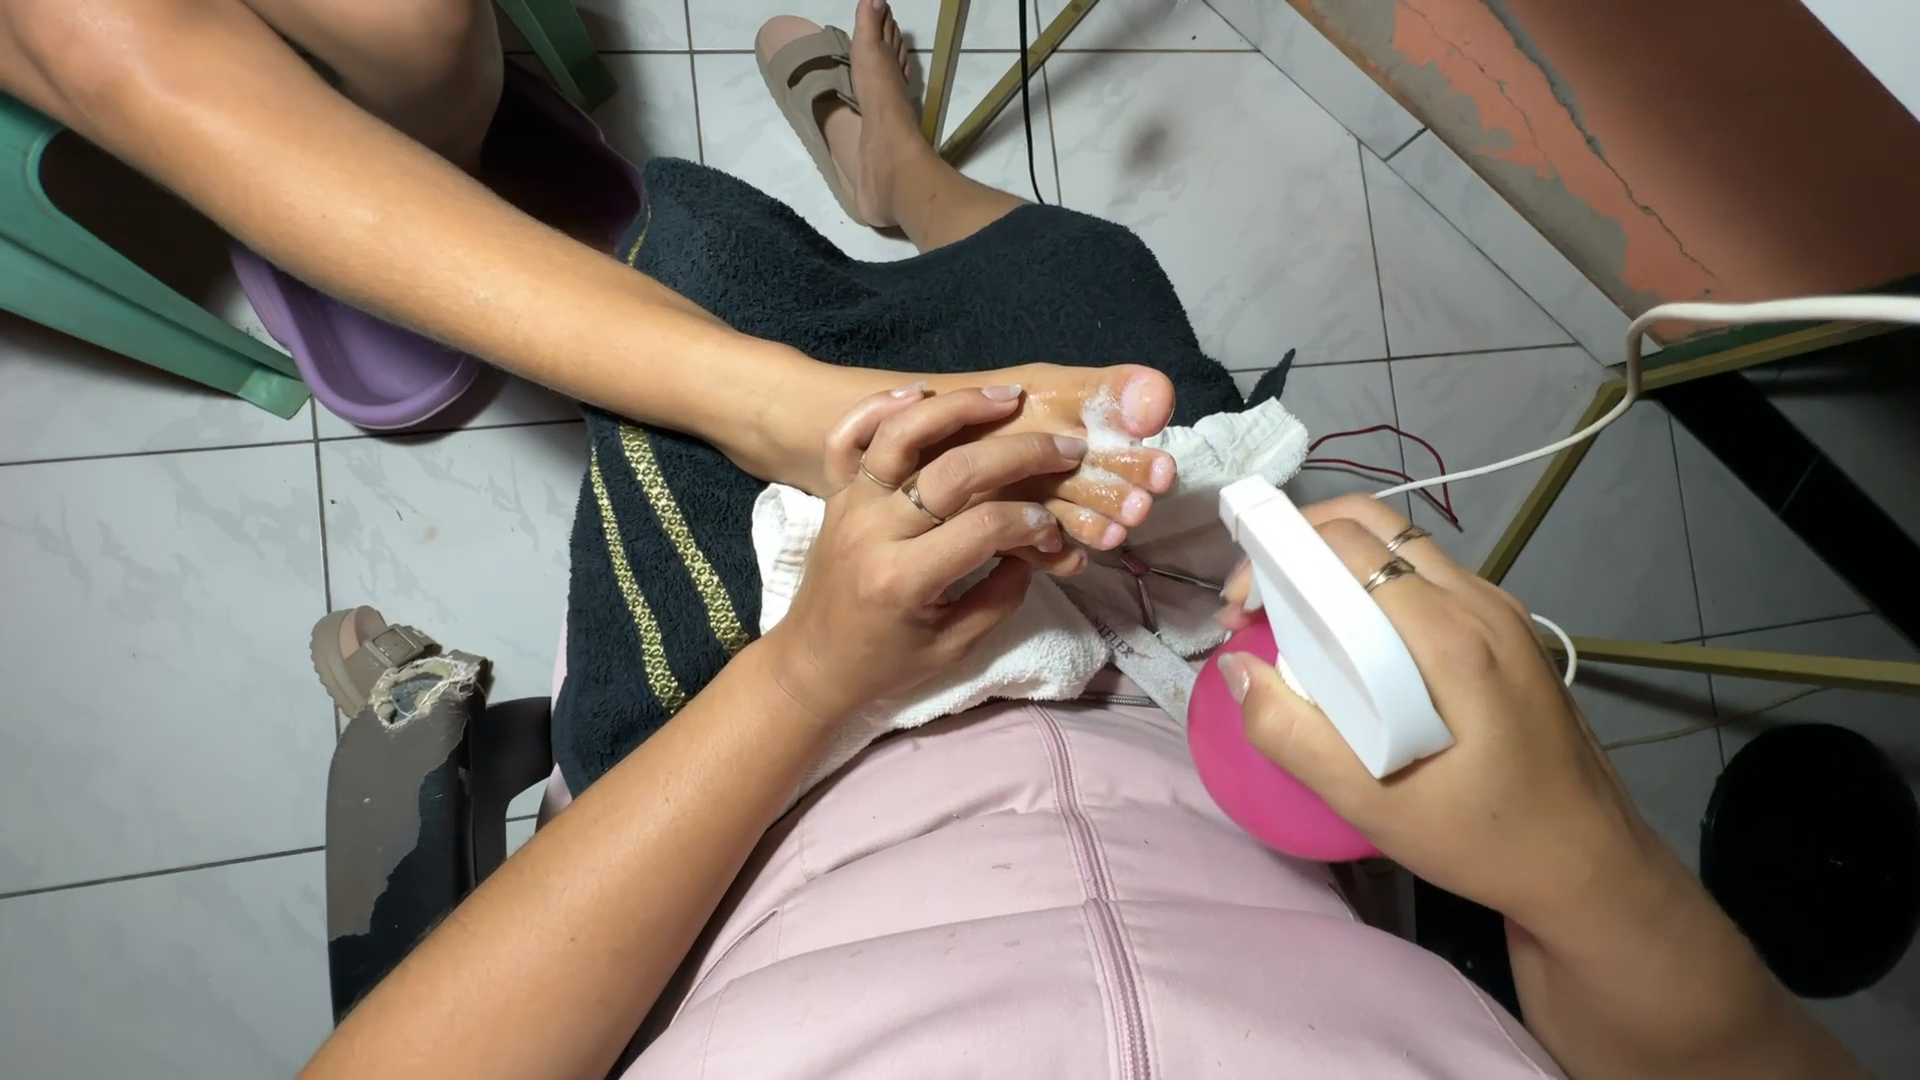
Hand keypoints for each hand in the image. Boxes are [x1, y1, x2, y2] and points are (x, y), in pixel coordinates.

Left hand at [763, 387, 1087, 722]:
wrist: (811, 664)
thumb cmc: (885, 664)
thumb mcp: (953, 647)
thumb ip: (1000, 596)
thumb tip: (1041, 546)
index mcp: (903, 580)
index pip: (982, 528)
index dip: (1029, 522)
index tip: (1053, 526)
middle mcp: (873, 531)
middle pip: (953, 471)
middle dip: (1019, 454)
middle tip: (1065, 448)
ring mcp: (849, 505)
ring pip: (901, 435)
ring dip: (958, 408)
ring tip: (1007, 398)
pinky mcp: (835, 494)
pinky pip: (847, 438)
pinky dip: (879, 408)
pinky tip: (920, 391)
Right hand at [1215, 495, 1659, 922]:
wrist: (1593, 868)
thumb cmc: (1481, 838)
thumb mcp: (1367, 804)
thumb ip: (1288, 732)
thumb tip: (1235, 664)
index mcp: (1450, 638)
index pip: (1346, 544)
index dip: (1275, 554)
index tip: (1238, 608)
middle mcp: (1478, 604)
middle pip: (1370, 524)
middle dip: (1294, 543)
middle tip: (1254, 602)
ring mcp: (1496, 610)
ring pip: (1395, 543)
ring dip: (1328, 558)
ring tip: (1288, 612)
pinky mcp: (1500, 626)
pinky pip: (1419, 573)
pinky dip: (1363, 578)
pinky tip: (1344, 632)